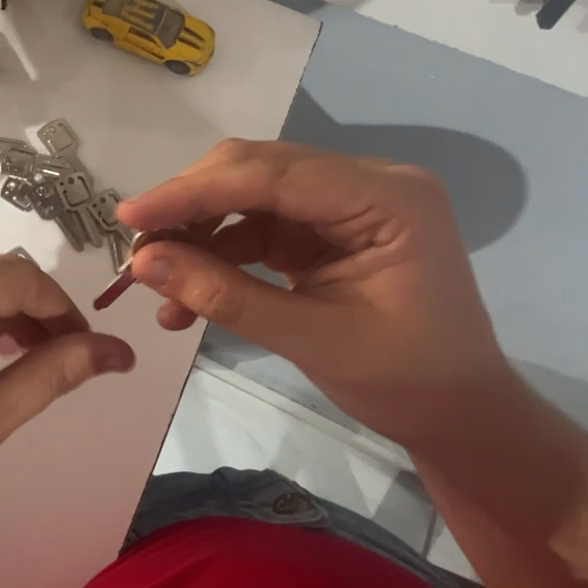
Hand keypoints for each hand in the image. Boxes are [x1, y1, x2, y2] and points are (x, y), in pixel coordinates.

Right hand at [116, 140, 511, 447]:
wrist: (456, 416)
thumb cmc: (406, 381)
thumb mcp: (312, 340)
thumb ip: (225, 296)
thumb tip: (141, 263)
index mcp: (386, 198)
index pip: (272, 174)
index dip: (194, 191)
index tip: (131, 216)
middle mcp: (363, 184)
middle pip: (252, 171)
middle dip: (188, 208)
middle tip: (136, 249)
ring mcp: (339, 204)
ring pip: (242, 196)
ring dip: (193, 235)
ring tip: (151, 279)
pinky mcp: (317, 228)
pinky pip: (249, 228)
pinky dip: (212, 257)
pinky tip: (181, 297)